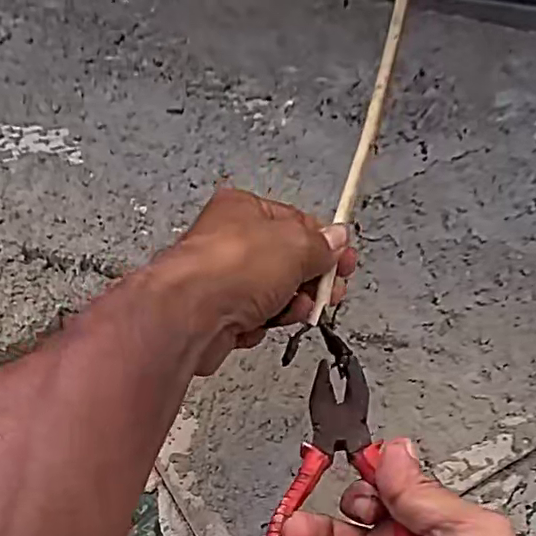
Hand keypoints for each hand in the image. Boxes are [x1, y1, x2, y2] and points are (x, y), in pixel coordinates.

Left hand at [155, 187, 358, 375]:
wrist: (190, 317)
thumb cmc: (228, 270)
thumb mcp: (295, 246)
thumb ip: (321, 245)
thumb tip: (336, 241)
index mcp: (244, 210)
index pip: (296, 224)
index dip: (324, 245)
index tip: (344, 263)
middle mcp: (229, 243)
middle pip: (285, 263)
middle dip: (310, 282)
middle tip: (328, 293)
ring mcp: (222, 283)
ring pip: (270, 296)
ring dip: (288, 307)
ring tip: (293, 309)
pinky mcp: (217, 317)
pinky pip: (253, 321)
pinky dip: (261, 325)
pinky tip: (261, 323)